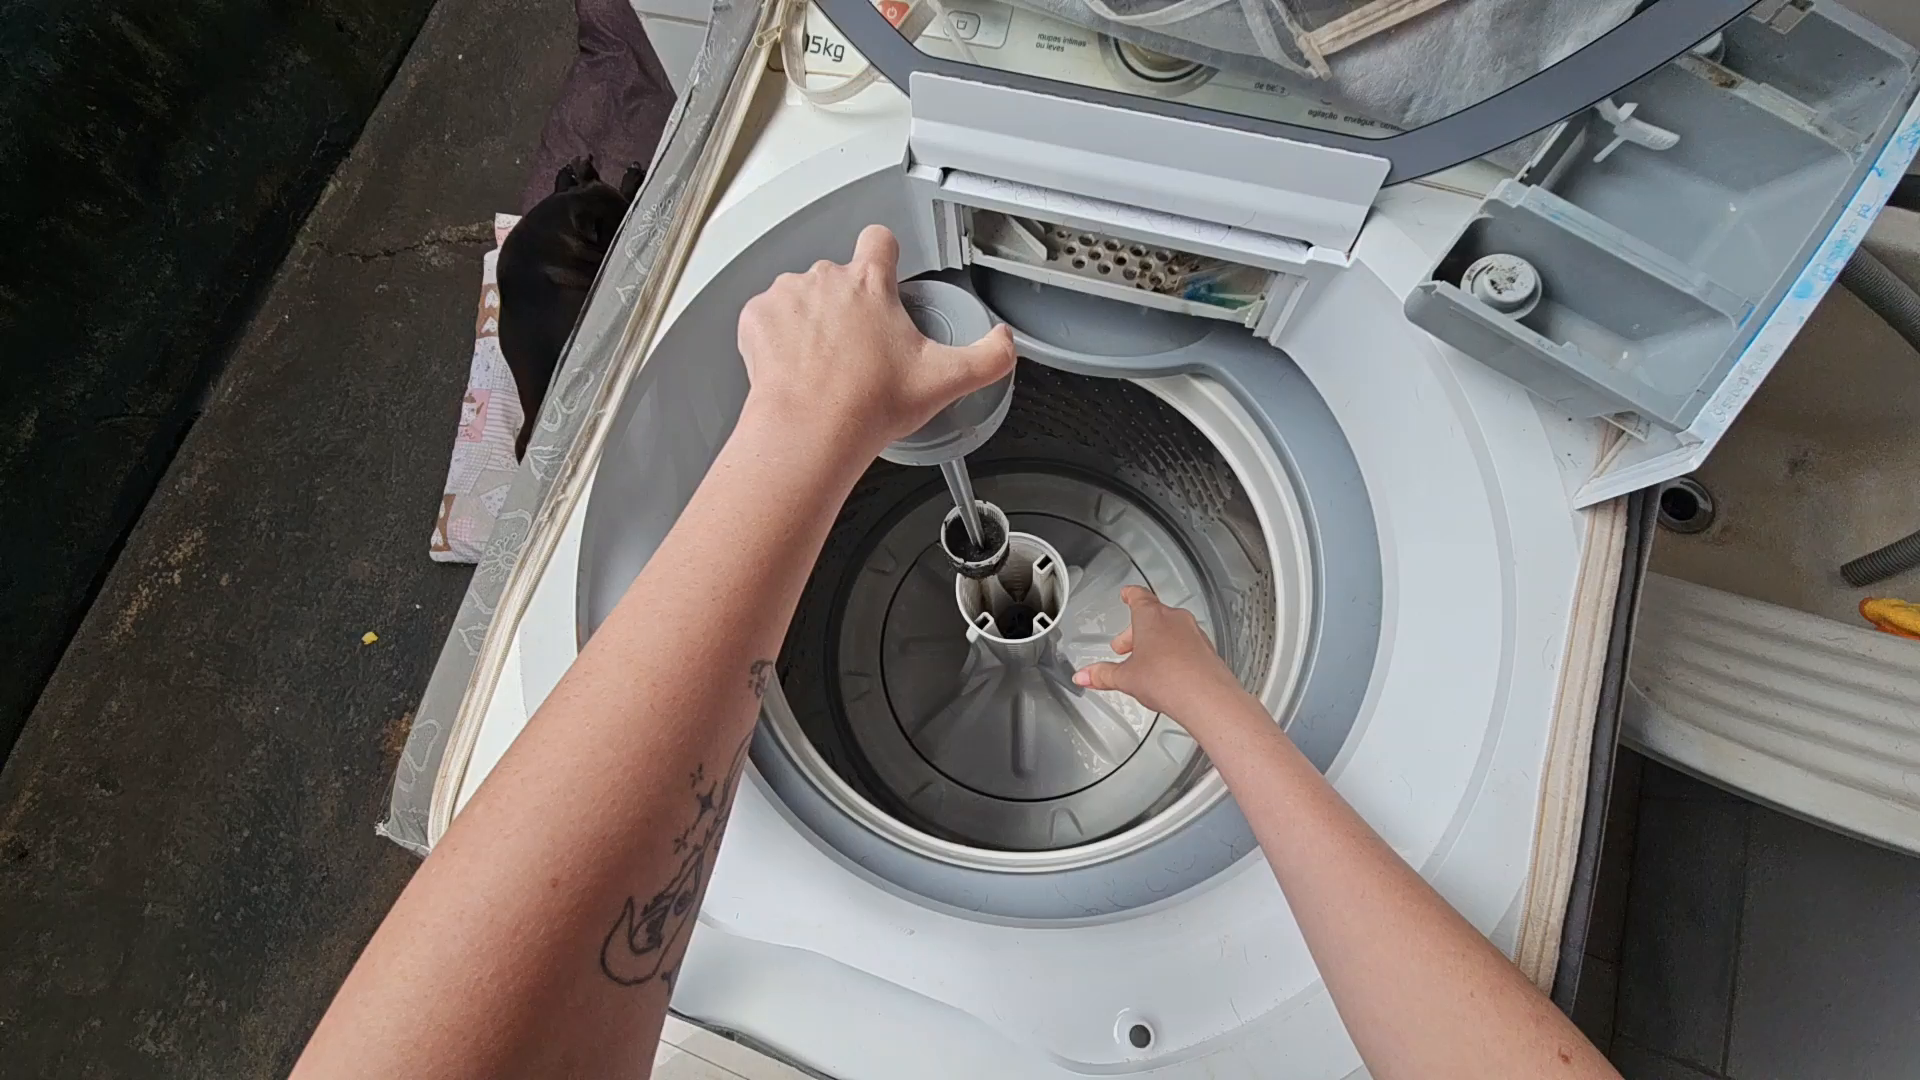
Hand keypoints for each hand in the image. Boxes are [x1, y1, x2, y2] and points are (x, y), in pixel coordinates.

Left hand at [735, 224, 1015, 461]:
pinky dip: (778, 339)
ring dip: (812, 323)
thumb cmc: (868, 405)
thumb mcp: (945, 380)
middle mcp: (826, 279)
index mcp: (871, 283)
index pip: (880, 240)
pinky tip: (796, 367)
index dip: (885, 256)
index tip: (886, 280)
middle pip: (841, 278)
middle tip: (860, 351)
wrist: (812, 431)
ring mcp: (787, 296)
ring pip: (803, 298)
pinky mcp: (757, 318)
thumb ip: (988, 357)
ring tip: (826, 365)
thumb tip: (1004, 345)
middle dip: (849, 308)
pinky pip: (769, 318)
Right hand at [1073, 586, 1244, 722]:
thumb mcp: (1126, 678)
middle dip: (1136, 631)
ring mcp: (1195, 634)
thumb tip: (1085, 676)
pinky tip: (1169, 674)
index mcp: (1152, 617)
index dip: (1130, 594)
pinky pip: (1187, 646)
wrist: (1207, 698)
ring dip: (1157, 642)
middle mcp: (1175, 620)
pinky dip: (1175, 654)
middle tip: (1126, 646)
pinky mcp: (1207, 651)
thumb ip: (1102, 674)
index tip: (1127, 594)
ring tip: (1147, 664)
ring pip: (1171, 631)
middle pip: (1152, 616)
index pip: (1138, 596)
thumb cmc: (1170, 679)